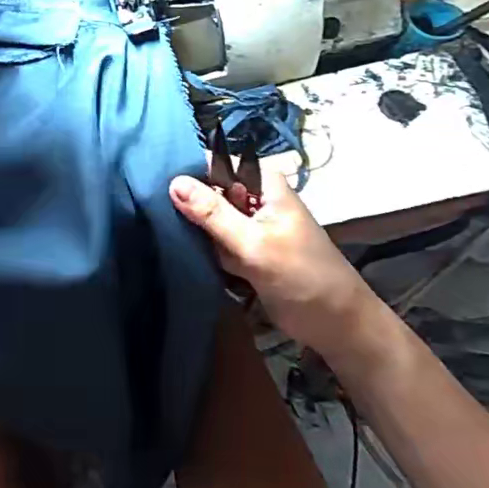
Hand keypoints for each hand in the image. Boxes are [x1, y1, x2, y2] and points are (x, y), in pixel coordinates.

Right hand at [169, 169, 380, 360]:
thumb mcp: (253, 243)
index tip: (152, 183)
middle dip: (188, 204)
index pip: (216, 162)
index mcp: (263, 181)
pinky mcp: (245, 250)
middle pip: (210, 190)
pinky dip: (206, 249)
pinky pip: (216, 241)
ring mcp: (250, 224)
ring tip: (164, 234)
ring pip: (210, 218)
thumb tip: (173, 182)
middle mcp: (255, 196)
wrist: (336, 325)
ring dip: (195, 230)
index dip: (187, 171)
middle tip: (153, 213)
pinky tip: (185, 253)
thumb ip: (213, 214)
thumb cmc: (301, 276)